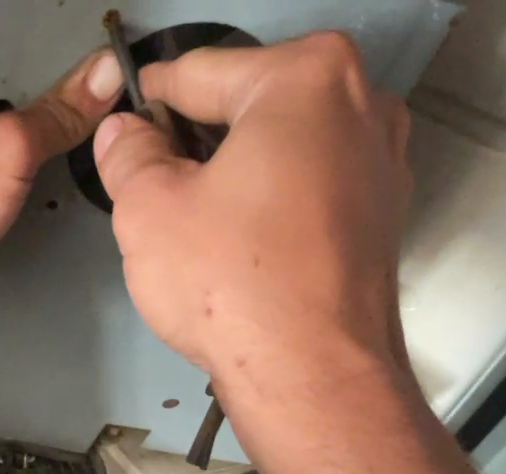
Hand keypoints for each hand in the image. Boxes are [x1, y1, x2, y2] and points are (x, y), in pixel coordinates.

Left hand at [0, 49, 123, 330]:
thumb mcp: (10, 147)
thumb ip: (58, 111)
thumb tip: (110, 69)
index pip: (13, 60)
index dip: (57, 68)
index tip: (102, 80)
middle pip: (14, 104)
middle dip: (53, 114)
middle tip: (104, 119)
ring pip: (8, 147)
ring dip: (41, 153)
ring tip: (88, 150)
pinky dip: (23, 184)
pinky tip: (53, 187)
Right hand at [93, 33, 412, 397]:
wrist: (309, 369)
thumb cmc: (228, 279)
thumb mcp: (147, 210)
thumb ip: (127, 156)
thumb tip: (122, 133)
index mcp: (304, 77)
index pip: (201, 72)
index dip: (148, 99)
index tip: (122, 120)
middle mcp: (361, 101)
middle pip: (250, 106)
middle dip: (195, 139)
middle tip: (152, 185)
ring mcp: (383, 159)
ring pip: (283, 148)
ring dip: (234, 172)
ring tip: (193, 222)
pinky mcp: (383, 215)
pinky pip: (309, 189)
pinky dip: (270, 204)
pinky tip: (239, 248)